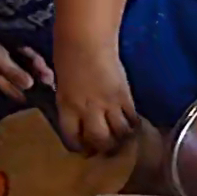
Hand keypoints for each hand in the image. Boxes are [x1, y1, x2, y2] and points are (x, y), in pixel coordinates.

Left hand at [53, 39, 138, 154]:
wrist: (86, 44)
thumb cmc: (67, 59)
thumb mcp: (63, 86)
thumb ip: (72, 103)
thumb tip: (82, 115)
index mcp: (66, 106)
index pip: (72, 135)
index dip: (78, 146)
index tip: (83, 151)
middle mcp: (88, 110)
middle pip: (100, 138)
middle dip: (104, 147)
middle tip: (107, 150)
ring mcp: (109, 104)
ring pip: (119, 131)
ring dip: (122, 138)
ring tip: (123, 140)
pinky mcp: (125, 97)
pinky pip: (132, 117)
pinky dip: (133, 124)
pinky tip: (133, 126)